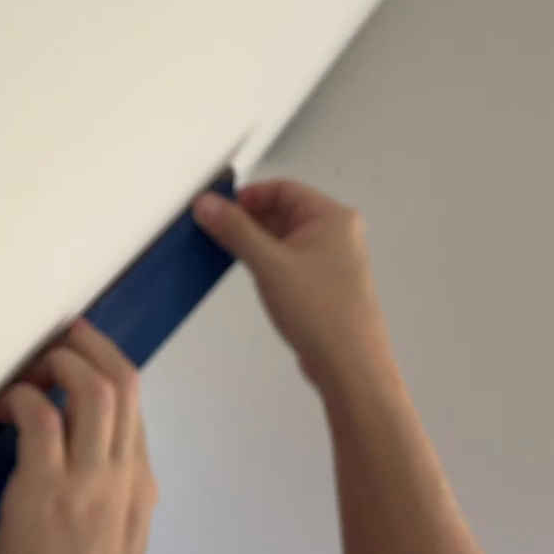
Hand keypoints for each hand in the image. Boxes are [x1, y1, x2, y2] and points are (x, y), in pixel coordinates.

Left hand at [0, 319, 155, 553]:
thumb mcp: (113, 550)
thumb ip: (102, 501)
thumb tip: (73, 467)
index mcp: (141, 489)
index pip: (134, 406)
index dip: (104, 369)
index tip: (75, 358)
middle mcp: (124, 478)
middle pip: (123, 381)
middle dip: (89, 346)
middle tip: (56, 339)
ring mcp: (89, 484)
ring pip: (91, 388)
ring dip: (56, 363)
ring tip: (26, 371)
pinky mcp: (45, 492)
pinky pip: (39, 416)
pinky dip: (20, 398)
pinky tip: (1, 409)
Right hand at [193, 179, 391, 388]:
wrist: (349, 364)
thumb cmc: (317, 308)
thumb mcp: (270, 264)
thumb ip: (235, 230)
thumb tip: (205, 202)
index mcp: (331, 217)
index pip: (282, 188)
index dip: (247, 196)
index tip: (216, 212)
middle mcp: (334, 232)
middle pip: (281, 211)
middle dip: (246, 219)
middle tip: (213, 232)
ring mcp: (328, 259)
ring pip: (281, 236)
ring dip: (252, 240)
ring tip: (223, 252)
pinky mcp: (320, 282)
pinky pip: (285, 258)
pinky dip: (263, 259)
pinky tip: (245, 272)